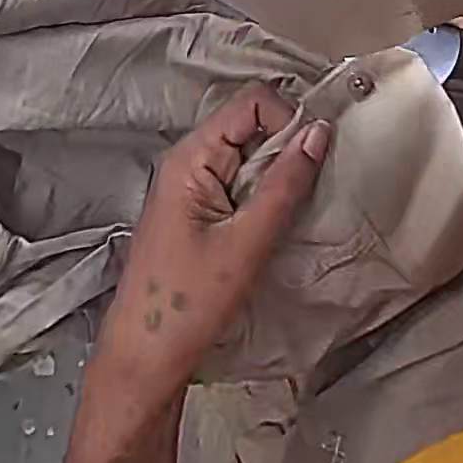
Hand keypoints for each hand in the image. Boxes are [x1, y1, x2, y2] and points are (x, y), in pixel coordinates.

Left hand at [89, 82, 330, 400]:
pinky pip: (240, 174)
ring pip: (249, 149)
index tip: (311, 155)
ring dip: (278, 168)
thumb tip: (319, 131)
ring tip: (289, 206)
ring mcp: (192, 181)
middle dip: (286, 144)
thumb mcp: (248, 242)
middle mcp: (188, 158)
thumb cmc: (188, 304)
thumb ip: (285, 184)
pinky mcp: (199, 203)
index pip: (252, 102)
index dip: (288, 118)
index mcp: (191, 156)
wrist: (144, 360)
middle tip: (305, 185)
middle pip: (251, 120)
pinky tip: (272, 218)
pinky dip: (265, 187)